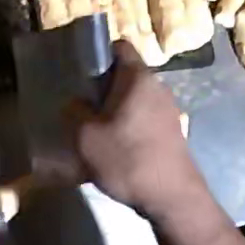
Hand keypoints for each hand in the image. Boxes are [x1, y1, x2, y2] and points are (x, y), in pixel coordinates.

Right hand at [64, 41, 206, 220]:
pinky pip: (142, 120)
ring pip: (133, 100)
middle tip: (80, 108)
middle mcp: (157, 87)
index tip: (80, 74)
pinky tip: (114, 150)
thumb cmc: (126, 160)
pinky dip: (126, 128)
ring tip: (93, 133)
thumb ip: (74, 112)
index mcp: (137, 77)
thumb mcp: (85, 137)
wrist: (171, 197)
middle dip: (101, 89)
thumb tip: (75, 104)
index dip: (97, 55)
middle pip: (124, 76)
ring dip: (113, 111)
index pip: (119, 47)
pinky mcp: (170, 132)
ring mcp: (168, 110)